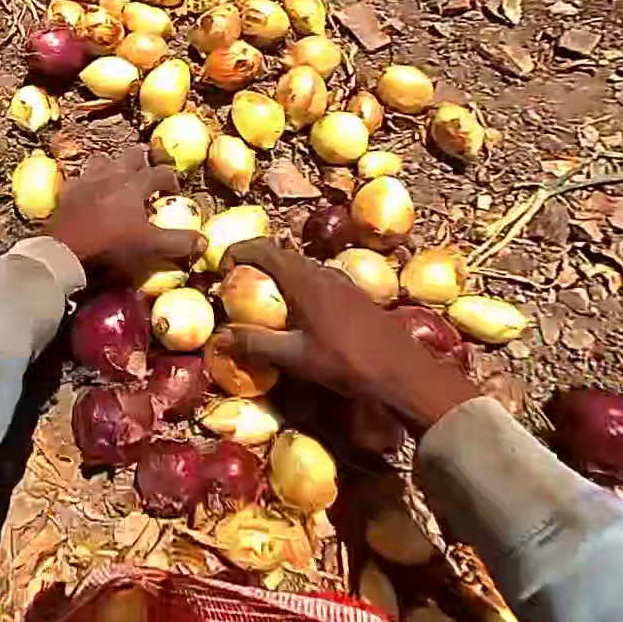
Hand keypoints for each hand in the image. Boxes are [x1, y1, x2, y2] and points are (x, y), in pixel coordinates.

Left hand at [45, 148, 204, 283]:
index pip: (159, 172)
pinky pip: (79, 177)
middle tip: (148, 175)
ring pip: (103, 160)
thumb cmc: (111, 246)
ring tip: (118, 179)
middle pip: (131, 156)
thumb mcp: (150, 247)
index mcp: (134, 184)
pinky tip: (89, 192)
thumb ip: (178, 242)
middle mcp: (111, 175)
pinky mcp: (67, 191)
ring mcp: (87, 180)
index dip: (170, 179)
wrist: (65, 252)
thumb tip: (203, 242)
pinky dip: (88, 182)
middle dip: (143, 161)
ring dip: (113, 166)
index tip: (174, 190)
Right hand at [217, 238, 478, 432]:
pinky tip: (298, 312)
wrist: (403, 372)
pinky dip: (297, 285)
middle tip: (236, 283)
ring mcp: (341, 281)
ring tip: (262, 298)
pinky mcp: (354, 294)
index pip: (263, 249)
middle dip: (255, 262)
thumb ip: (256, 344)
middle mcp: (322, 272)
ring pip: (300, 266)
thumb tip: (219, 338)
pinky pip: (317, 278)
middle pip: (281, 254)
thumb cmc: (347, 361)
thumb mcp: (295, 356)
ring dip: (277, 274)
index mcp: (304, 279)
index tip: (221, 268)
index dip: (238, 251)